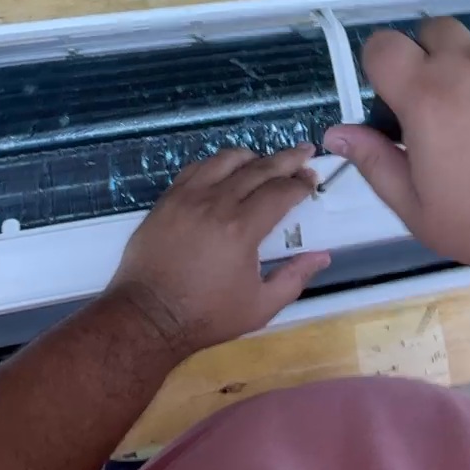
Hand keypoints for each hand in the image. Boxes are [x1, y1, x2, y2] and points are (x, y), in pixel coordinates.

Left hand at [105, 144, 330, 358]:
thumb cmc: (206, 315)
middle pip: (259, 168)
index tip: (312, 180)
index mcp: (242, 229)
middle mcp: (216, 204)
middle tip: (304, 152)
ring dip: (253, 157)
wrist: (148, 318)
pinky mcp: (167, 199)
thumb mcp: (260, 306)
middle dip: (287, 159)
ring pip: (227, 159)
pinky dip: (218, 164)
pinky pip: (197, 168)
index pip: (280, 192)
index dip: (301, 183)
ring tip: (266, 162)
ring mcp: (188, 197)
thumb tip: (322, 256)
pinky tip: (227, 171)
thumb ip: (294, 278)